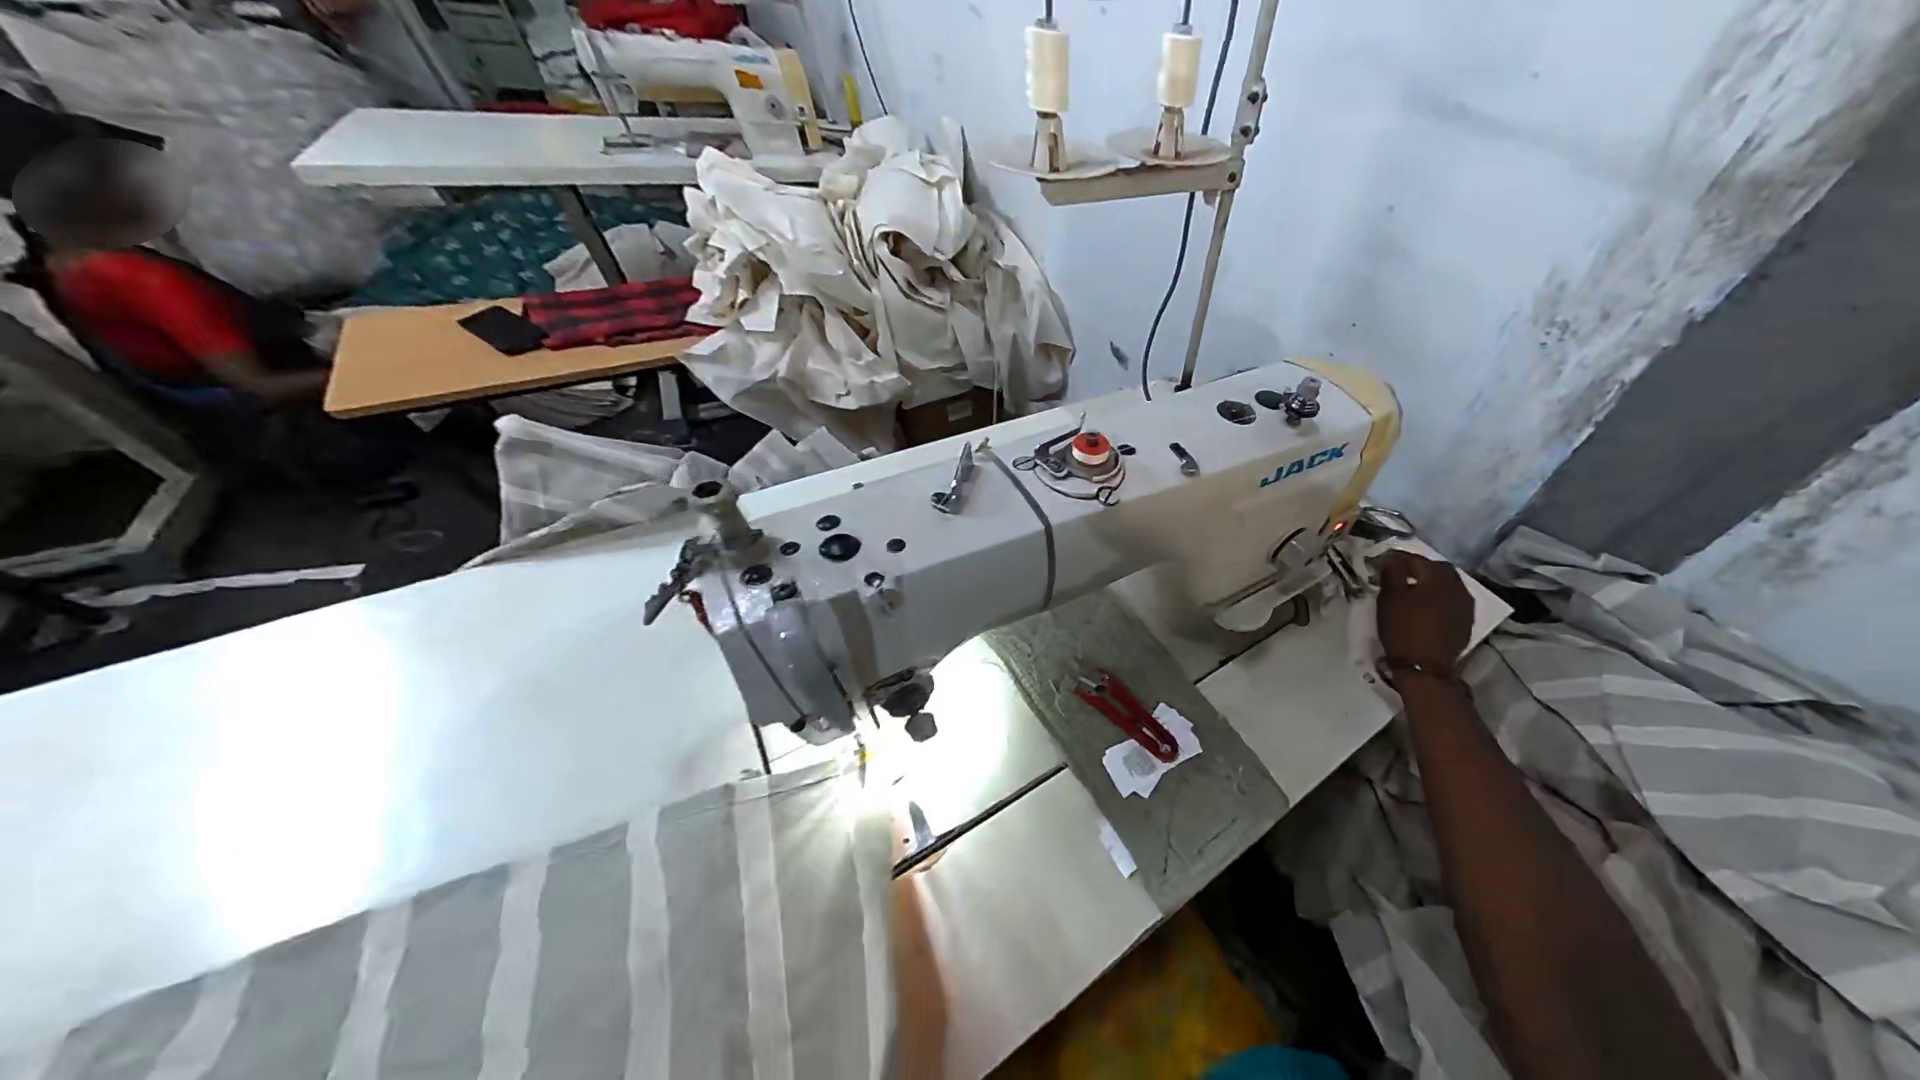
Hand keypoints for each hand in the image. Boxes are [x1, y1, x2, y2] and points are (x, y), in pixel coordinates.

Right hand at [1376, 549, 1472, 670]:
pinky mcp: (1466, 619)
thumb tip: (1393, 558)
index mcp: (1437, 577)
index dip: (1396, 557)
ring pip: (1448, 583)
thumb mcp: (1389, 598)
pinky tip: (1427, 604)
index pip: (1415, 558)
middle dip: (1418, 566)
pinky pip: (1453, 598)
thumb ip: (1392, 572)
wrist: (1425, 666)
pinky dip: (1439, 596)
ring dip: (1431, 581)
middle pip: (1437, 567)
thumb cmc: (1402, 629)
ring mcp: (1465, 604)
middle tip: (1398, 572)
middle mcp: (1457, 586)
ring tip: (1412, 587)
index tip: (1380, 560)